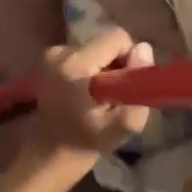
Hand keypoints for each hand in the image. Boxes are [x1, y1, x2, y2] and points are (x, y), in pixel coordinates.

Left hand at [28, 29, 153, 166]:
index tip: (127, 84)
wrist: (48, 155)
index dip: (130, 57)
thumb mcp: (122, 126)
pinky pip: (81, 55)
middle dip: (116, 64)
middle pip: (104, 42)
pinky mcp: (47, 61)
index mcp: (74, 65)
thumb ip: (137, 86)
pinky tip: (85, 94)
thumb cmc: (86, 143)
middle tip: (114, 96)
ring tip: (98, 98)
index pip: (116, 37)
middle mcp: (59, 52)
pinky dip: (89, 70)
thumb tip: (143, 49)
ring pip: (94, 49)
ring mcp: (50, 55)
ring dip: (103, 68)